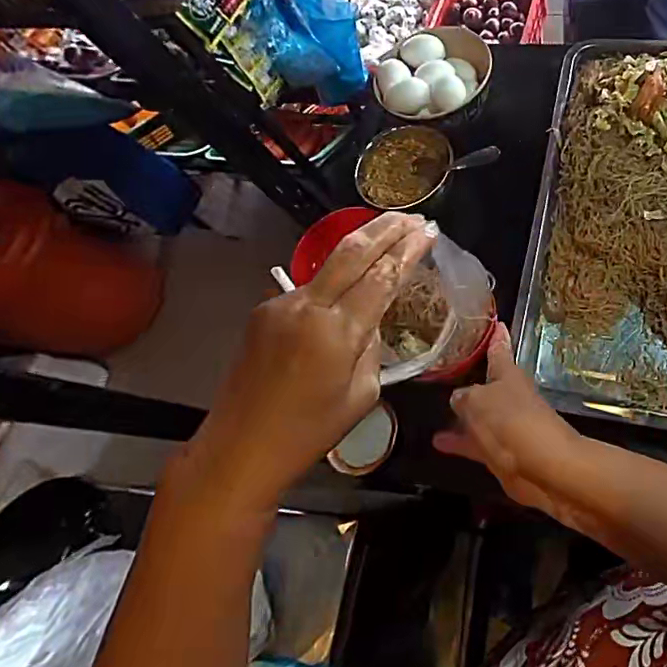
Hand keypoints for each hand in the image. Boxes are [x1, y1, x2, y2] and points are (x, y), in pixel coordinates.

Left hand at [180, 212, 438, 507]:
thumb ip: (372, 347)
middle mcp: (308, 307)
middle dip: (386, 228)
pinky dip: (336, 276)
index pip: (382, 276)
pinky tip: (351, 279)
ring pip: (329, 262)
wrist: (238, 449)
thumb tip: (372, 321)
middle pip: (353, 250)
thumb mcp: (362, 394)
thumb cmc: (309, 433)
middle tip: (413, 216)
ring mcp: (282, 305)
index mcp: (337, 331)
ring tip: (389, 233)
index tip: (429, 231)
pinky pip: (310, 286)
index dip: (409, 250)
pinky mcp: (264, 311)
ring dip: (362, 244)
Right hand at [434, 325, 586, 520]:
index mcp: (508, 375)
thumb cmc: (512, 421)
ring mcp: (506, 425)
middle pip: (486, 383)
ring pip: (478, 414)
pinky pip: (475, 442)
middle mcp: (508, 396)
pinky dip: (459, 441)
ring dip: (460, 413)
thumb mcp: (478, 401)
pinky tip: (438, 441)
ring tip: (434, 408)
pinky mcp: (502, 452)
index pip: (499, 349)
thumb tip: (459, 398)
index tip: (494, 322)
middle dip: (469, 377)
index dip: (495, 336)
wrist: (544, 467)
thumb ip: (464, 397)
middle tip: (446, 367)